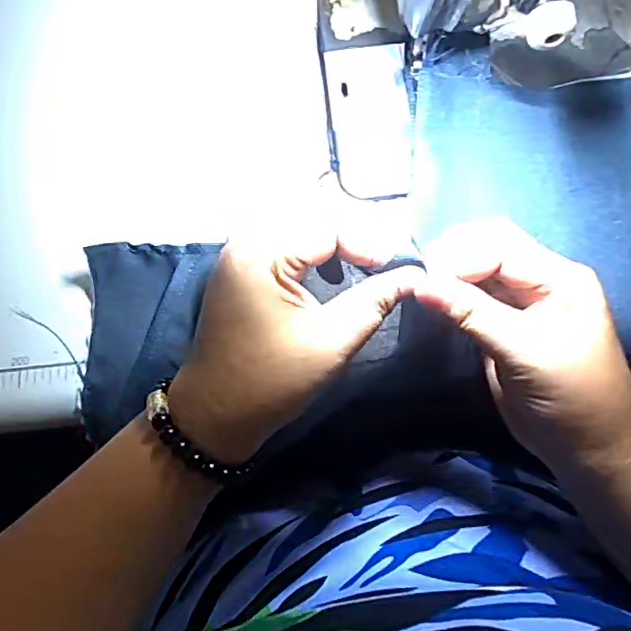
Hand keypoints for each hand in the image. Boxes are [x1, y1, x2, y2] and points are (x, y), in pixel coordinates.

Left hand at [168, 222, 419, 464]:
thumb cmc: (272, 382)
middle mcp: (245, 243)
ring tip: (365, 263)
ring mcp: (238, 254)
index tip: (399, 269)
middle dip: (355, 235)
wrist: (215, 414)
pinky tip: (332, 270)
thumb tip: (415, 275)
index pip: (328, 227)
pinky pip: (284, 241)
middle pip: (312, 216)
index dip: (369, 244)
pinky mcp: (241, 269)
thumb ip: (375, 301)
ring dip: (335, 240)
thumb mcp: (332, 341)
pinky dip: (313, 249)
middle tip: (386, 263)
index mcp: (261, 255)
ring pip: (298, 225)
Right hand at [414, 218, 630, 480]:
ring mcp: (523, 302)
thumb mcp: (523, 351)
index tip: (423, 276)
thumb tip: (422, 284)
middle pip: (490, 249)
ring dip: (449, 275)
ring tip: (418, 286)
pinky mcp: (505, 325)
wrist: (589, 447)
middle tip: (417, 278)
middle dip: (452, 258)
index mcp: (560, 277)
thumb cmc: (570, 397)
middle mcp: (542, 281)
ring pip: (479, 272)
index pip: (502, 246)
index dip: (460, 256)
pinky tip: (432, 300)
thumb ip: (473, 314)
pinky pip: (475, 298)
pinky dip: (452, 296)